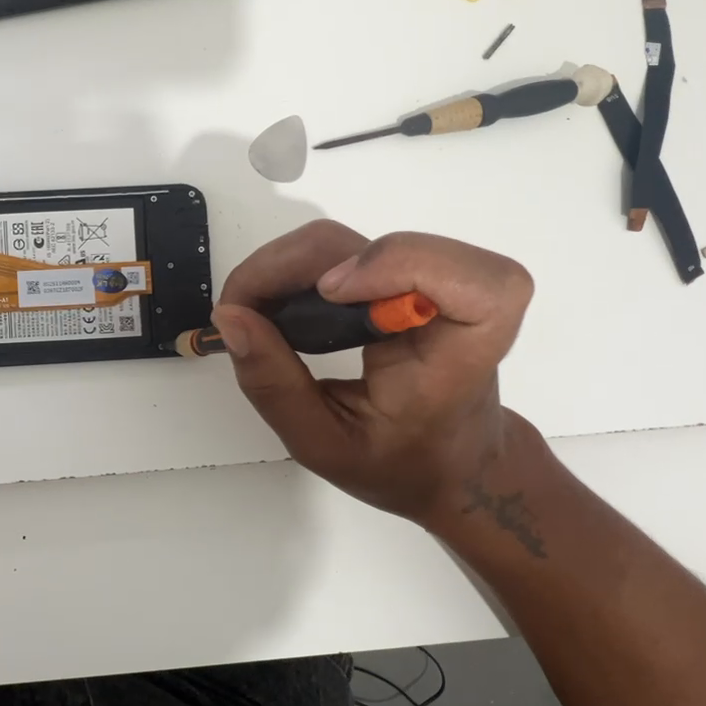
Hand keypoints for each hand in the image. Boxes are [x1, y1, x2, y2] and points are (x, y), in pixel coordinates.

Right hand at [212, 221, 534, 522]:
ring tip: (249, 316)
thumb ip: (276, 388)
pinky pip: (332, 251)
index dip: (402, 266)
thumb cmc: (400, 463)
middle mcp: (449, 302)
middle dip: (288, 267)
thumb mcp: (326, 445)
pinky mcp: (391, 275)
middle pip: (368, 247)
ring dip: (279, 268)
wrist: (449, 460)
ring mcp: (417, 281)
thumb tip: (230, 318)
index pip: (475, 283)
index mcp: (460, 354)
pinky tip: (270, 307)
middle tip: (240, 312)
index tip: (330, 295)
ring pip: (340, 242)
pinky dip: (288, 270)